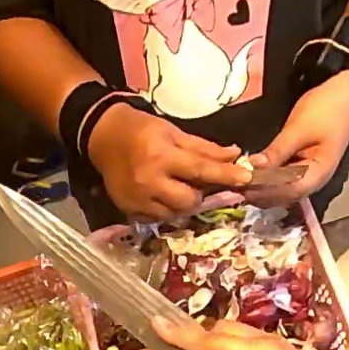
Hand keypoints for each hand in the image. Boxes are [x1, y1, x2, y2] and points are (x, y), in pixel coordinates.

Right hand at [87, 105, 250, 220]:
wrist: (103, 137)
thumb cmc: (142, 130)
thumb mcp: (173, 132)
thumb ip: (204, 148)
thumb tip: (235, 156)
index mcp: (162, 156)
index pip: (201, 170)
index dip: (225, 175)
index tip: (246, 179)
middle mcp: (149, 181)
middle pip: (189, 201)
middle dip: (198, 194)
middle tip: (194, 183)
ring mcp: (138, 200)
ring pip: (175, 214)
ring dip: (182, 204)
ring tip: (175, 188)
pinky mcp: (129, 211)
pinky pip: (158, 219)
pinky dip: (165, 210)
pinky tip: (161, 196)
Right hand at [152, 317, 348, 349]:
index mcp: (254, 349)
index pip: (207, 338)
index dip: (179, 333)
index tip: (156, 322)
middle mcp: (268, 341)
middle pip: (225, 330)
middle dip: (201, 339)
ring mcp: (283, 349)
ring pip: (242, 337)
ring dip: (220, 346)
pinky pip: (255, 347)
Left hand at [246, 70, 348, 203]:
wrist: (346, 94)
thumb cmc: (326, 109)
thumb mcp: (299, 128)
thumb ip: (277, 151)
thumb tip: (253, 167)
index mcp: (318, 173)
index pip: (288, 191)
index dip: (264, 190)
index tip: (242, 183)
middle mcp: (313, 181)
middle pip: (282, 196)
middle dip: (258, 192)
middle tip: (233, 183)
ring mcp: (306, 176)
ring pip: (279, 191)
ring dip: (259, 188)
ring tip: (237, 179)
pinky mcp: (299, 169)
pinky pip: (280, 181)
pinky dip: (265, 179)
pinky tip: (249, 173)